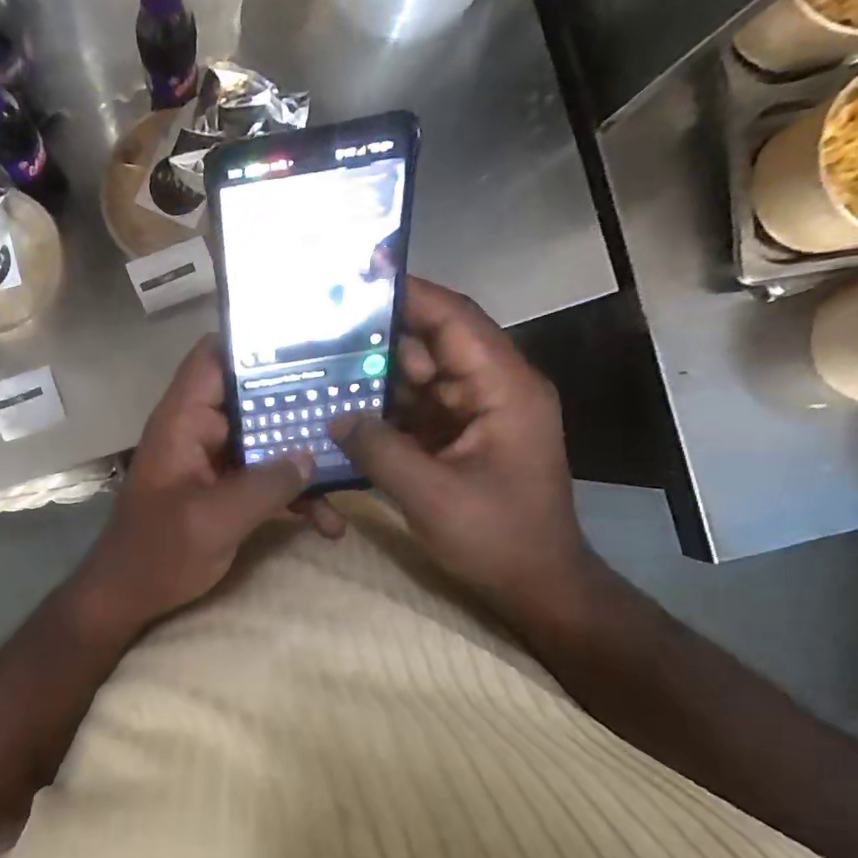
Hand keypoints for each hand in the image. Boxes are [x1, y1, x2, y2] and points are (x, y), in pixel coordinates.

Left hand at [72, 335, 332, 636]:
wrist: (126, 598)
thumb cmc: (158, 554)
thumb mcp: (215, 520)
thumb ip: (265, 485)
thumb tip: (311, 457)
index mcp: (183, 422)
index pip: (213, 357)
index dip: (254, 342)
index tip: (309, 342)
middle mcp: (198, 432)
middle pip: (252, 397)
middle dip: (301, 402)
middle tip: (356, 400)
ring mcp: (212, 463)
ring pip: (265, 442)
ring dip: (305, 459)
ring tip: (356, 467)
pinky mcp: (223, 491)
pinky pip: (264, 479)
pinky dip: (293, 495)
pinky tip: (329, 522)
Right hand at [329, 277, 597, 623]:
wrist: (536, 584)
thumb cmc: (498, 537)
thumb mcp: (432, 495)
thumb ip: (379, 450)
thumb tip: (335, 417)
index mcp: (504, 388)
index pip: (455, 321)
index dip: (411, 294)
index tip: (361, 273)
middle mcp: (492, 390)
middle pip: (432, 346)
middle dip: (379, 338)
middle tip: (322, 328)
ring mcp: (474, 416)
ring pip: (419, 380)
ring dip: (375, 376)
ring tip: (322, 365)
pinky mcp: (458, 440)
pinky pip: (415, 412)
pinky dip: (382, 411)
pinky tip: (342, 410)